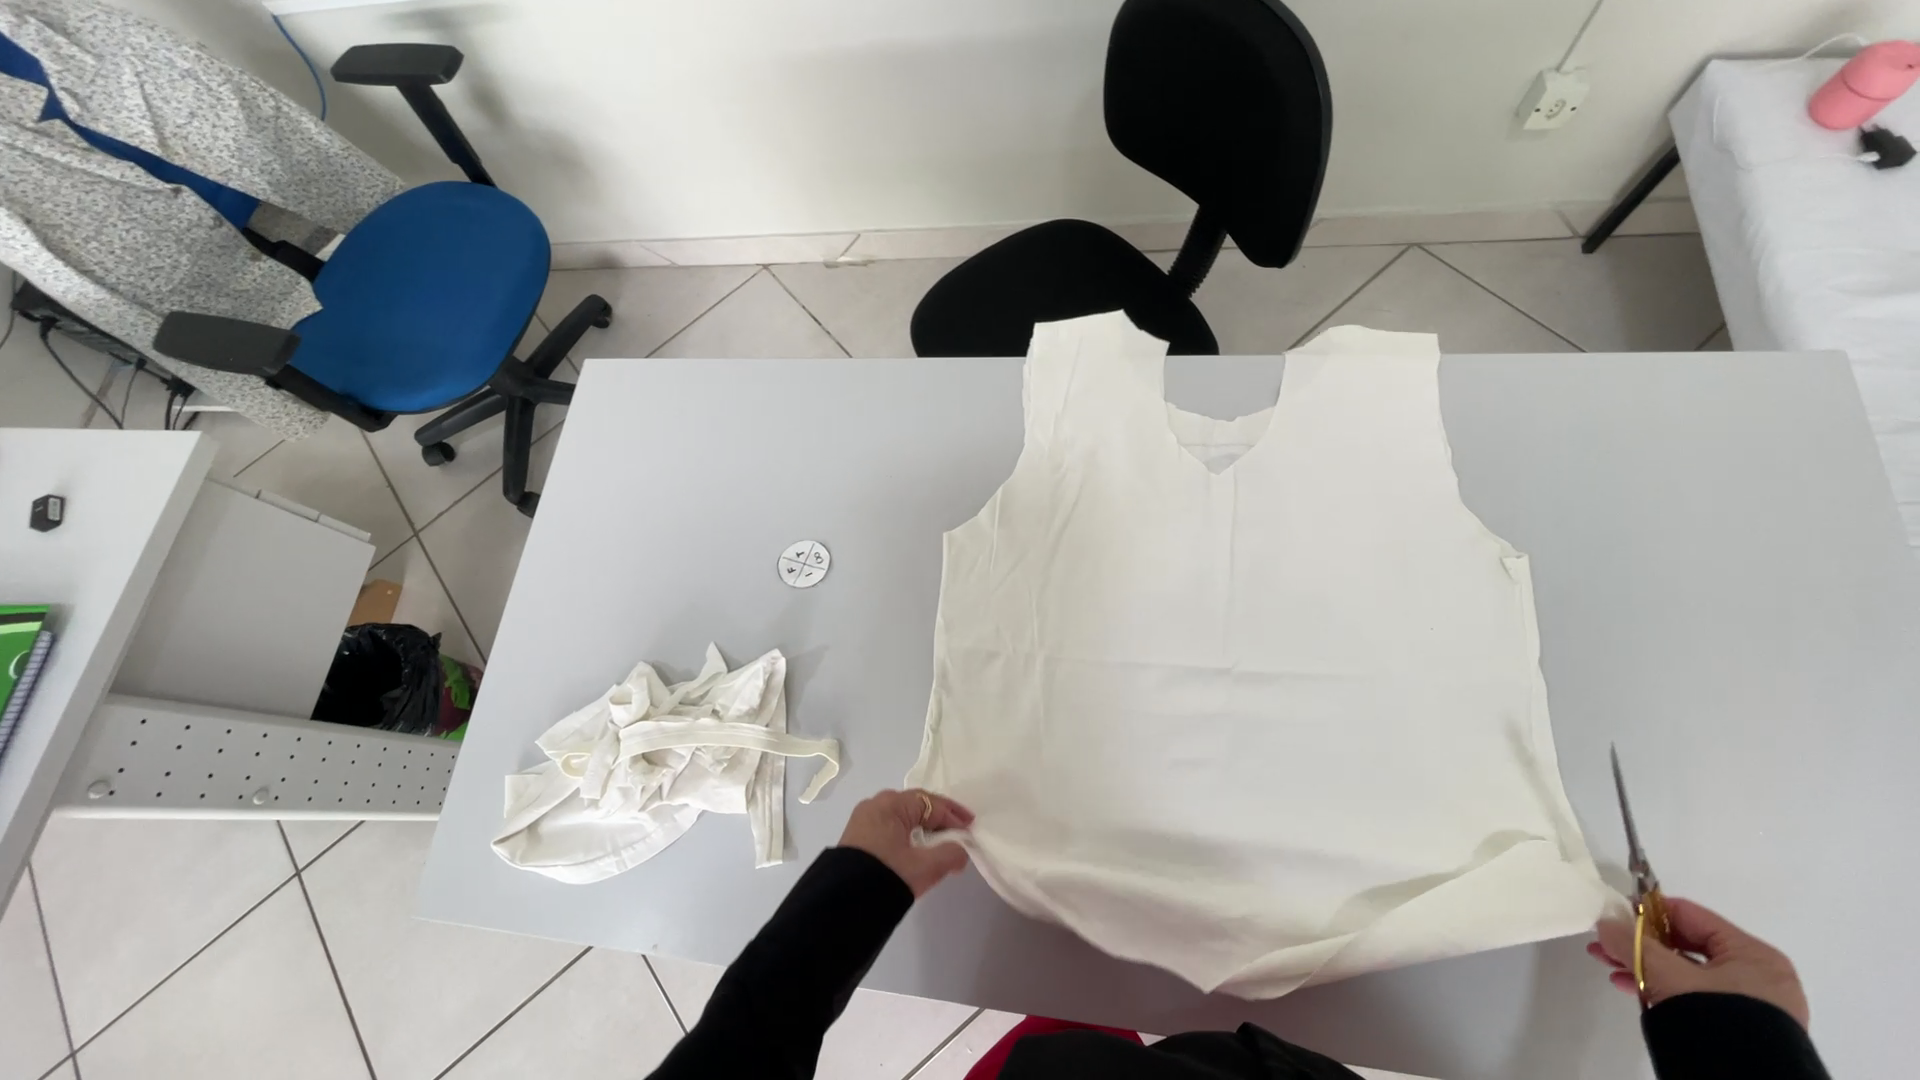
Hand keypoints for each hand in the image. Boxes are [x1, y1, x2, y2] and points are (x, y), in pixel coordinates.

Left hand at [837, 789, 974, 897]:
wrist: (843, 904)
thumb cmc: (888, 876)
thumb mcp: (925, 867)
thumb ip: (950, 854)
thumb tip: (962, 851)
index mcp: (891, 804)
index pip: (931, 803)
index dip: (953, 815)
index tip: (971, 826)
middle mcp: (875, 805)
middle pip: (916, 807)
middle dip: (939, 819)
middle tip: (960, 830)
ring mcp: (864, 820)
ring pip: (902, 819)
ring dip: (923, 829)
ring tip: (942, 843)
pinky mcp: (858, 838)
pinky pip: (890, 829)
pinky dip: (908, 836)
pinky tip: (918, 850)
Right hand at [1588, 897, 1809, 1027]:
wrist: (1744, 1079)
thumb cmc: (1713, 1013)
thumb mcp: (1665, 972)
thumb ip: (1632, 941)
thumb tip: (1605, 922)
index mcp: (1751, 953)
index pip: (1688, 914)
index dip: (1646, 912)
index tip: (1613, 917)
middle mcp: (1758, 974)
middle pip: (1683, 943)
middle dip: (1638, 943)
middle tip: (1604, 944)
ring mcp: (1751, 1002)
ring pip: (1684, 970)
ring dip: (1643, 965)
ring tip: (1608, 966)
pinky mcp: (1741, 1024)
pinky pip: (1693, 993)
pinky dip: (1660, 986)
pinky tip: (1630, 987)